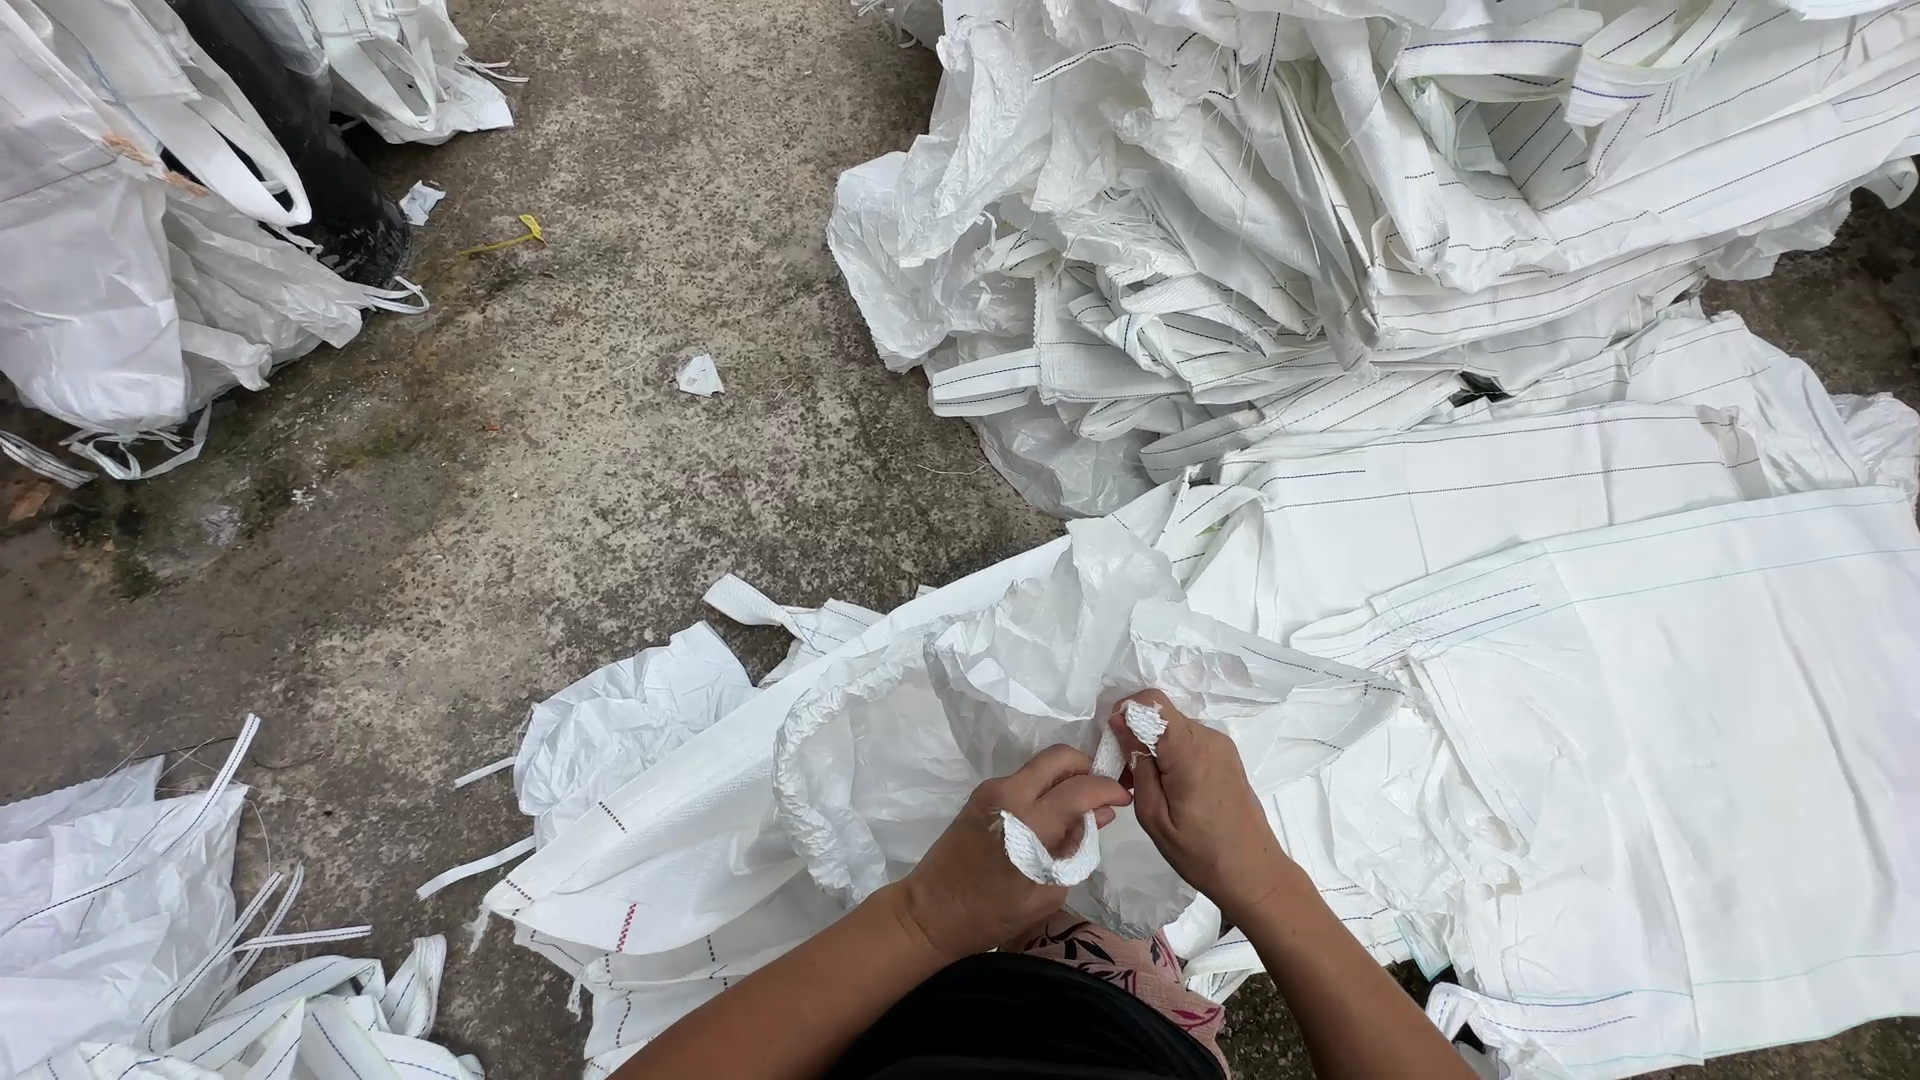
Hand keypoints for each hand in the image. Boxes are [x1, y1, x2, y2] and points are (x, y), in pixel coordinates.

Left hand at [892, 744, 1130, 960]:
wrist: (931, 911)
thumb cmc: (992, 914)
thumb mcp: (1047, 890)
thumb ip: (1076, 847)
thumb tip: (1099, 815)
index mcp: (1028, 822)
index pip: (1080, 787)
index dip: (1108, 787)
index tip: (1124, 797)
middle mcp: (1009, 793)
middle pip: (1059, 756)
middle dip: (1086, 767)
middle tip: (1100, 793)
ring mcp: (991, 789)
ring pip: (1040, 765)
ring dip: (1064, 777)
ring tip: (1077, 809)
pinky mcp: (981, 793)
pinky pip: (1023, 778)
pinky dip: (1044, 787)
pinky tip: (1050, 816)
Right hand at [1110, 689, 1302, 924]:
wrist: (1255, 874)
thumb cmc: (1200, 853)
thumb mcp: (1153, 815)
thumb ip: (1137, 763)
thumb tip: (1120, 722)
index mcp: (1190, 751)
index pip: (1152, 701)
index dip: (1126, 711)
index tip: (1116, 742)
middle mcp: (1209, 738)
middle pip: (1160, 714)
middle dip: (1136, 734)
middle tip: (1125, 775)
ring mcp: (1221, 745)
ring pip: (1172, 727)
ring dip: (1153, 747)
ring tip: (1146, 787)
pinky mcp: (1226, 755)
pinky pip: (1188, 740)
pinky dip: (1170, 754)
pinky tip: (1168, 788)